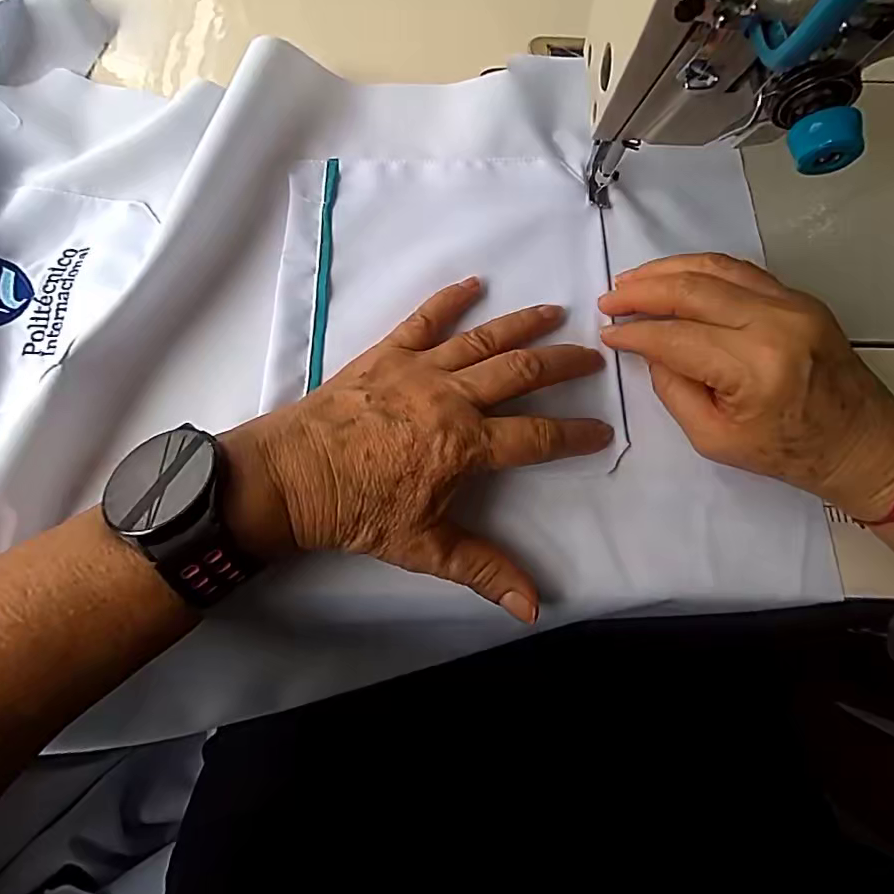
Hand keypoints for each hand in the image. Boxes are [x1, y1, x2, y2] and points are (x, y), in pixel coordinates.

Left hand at [221, 277, 612, 623]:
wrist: (292, 475)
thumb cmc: (355, 510)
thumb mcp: (422, 546)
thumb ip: (482, 569)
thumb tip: (534, 610)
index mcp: (465, 445)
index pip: (538, 437)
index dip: (575, 434)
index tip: (601, 430)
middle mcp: (450, 398)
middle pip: (521, 373)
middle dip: (563, 364)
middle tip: (592, 356)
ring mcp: (417, 370)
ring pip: (482, 339)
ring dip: (522, 324)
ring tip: (554, 312)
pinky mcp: (385, 354)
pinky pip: (423, 319)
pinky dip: (449, 299)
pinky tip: (473, 283)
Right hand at [598, 253, 893, 520]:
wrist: (863, 442)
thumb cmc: (786, 450)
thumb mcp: (710, 436)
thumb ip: (673, 388)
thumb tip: (650, 349)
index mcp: (754, 368)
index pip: (674, 337)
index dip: (633, 333)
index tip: (607, 333)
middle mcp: (775, 325)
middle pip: (691, 291)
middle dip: (640, 292)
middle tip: (609, 299)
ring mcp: (793, 305)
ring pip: (714, 268)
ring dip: (665, 271)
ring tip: (630, 281)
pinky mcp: (799, 299)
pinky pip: (738, 271)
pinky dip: (697, 269)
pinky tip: (671, 277)